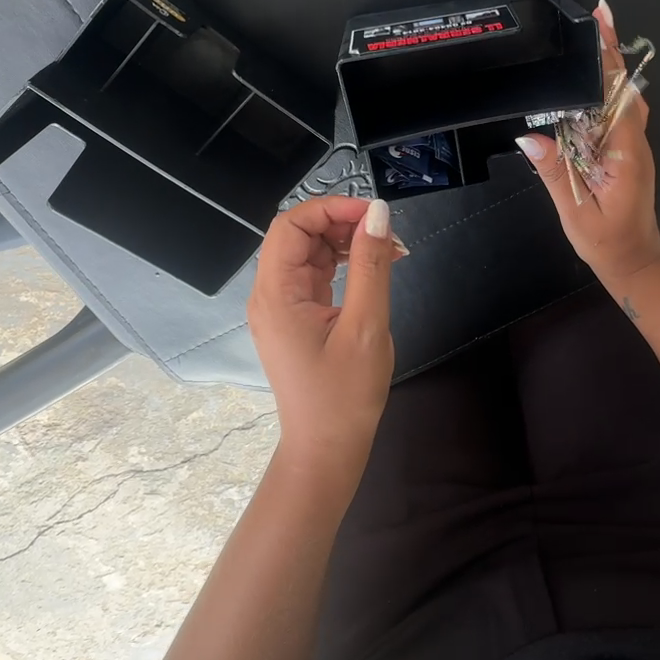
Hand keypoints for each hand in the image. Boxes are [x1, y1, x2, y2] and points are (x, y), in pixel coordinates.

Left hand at [246, 196, 400, 475]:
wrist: (327, 450)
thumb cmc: (345, 394)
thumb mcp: (365, 325)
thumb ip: (371, 265)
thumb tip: (379, 213)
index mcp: (276, 294)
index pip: (291, 225)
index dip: (331, 208)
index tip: (374, 214)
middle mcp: (270, 295)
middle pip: (298, 235)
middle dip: (342, 222)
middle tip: (387, 232)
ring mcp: (282, 307)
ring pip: (308, 252)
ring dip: (346, 242)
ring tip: (390, 251)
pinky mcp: (297, 318)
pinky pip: (315, 274)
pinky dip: (344, 263)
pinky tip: (376, 267)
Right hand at [517, 0, 659, 282]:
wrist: (634, 262)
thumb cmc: (607, 242)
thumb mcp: (575, 210)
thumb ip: (555, 172)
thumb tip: (529, 137)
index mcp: (625, 153)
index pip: (617, 94)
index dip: (609, 57)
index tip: (603, 22)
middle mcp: (635, 143)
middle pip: (625, 87)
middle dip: (610, 51)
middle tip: (595, 17)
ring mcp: (635, 146)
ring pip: (626, 98)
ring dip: (611, 68)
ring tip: (593, 38)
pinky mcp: (629, 152)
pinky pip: (621, 113)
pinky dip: (609, 90)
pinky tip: (592, 84)